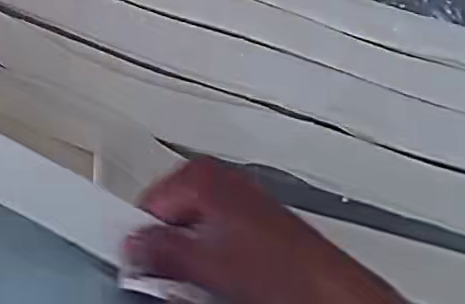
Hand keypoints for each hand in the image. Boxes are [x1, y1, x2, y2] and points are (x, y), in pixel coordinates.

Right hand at [123, 160, 403, 303]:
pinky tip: (224, 283)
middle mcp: (219, 179)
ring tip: (205, 284)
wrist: (334, 293)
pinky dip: (212, 260)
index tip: (131, 261)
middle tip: (173, 281)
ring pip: (193, 231)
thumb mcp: (207, 263)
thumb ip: (160, 250)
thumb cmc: (284, 270)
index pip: (148, 201)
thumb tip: (132, 247)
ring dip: (191, 259)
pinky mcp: (253, 224)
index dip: (138, 235)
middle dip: (169, 251)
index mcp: (201, 173)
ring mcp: (238, 201)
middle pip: (171, 216)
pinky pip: (215, 239)